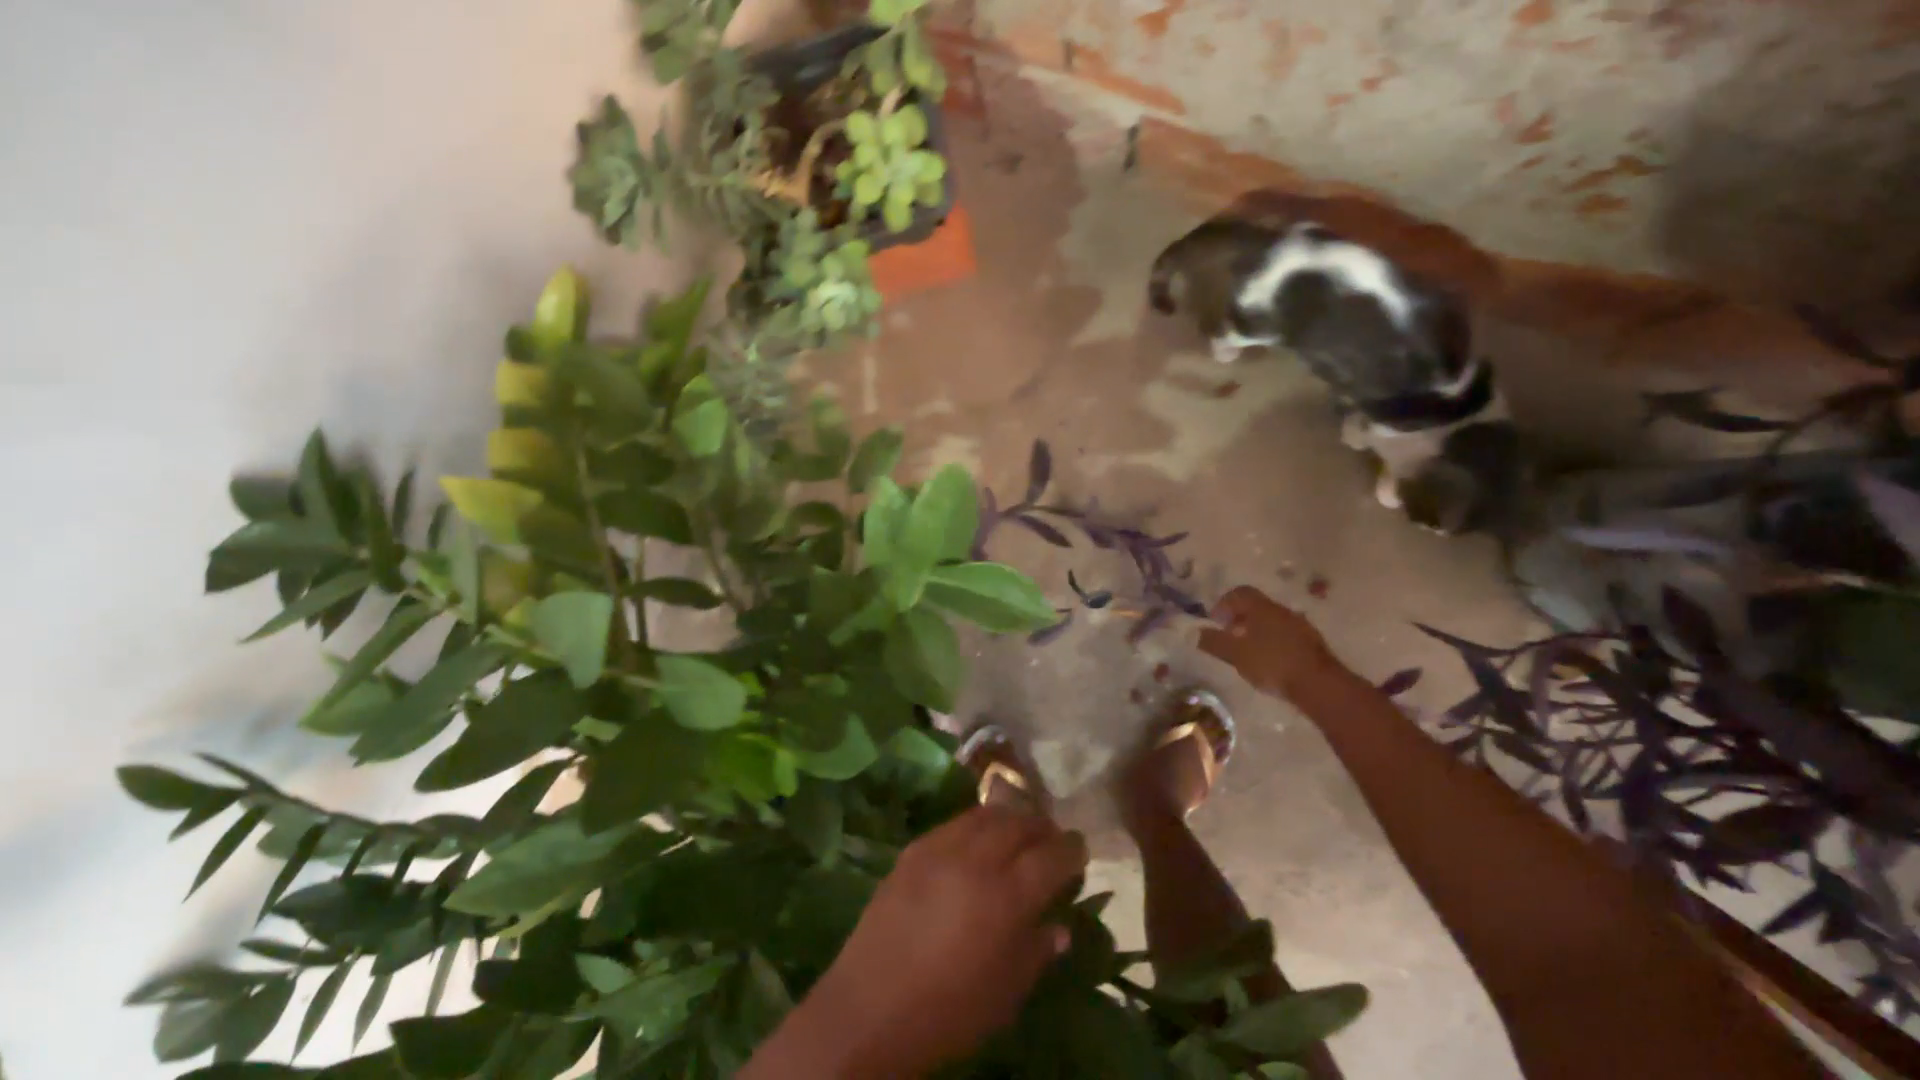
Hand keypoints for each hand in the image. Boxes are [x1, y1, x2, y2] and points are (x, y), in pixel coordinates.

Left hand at [747, 806, 1088, 1077]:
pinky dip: (973, 826)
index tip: (1081, 850)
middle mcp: (975, 861)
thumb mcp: (1007, 992)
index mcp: (1007, 896)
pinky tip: (975, 843)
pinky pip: (951, 826)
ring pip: (983, 815)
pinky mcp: (910, 854)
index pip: (1052, 856)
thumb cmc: (948, 1012)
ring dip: (1007, 818)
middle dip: (1041, 826)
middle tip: (1051, 838)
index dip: (1072, 850)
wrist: (869, 1011)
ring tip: (1016, 832)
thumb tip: (1060, 926)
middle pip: (1018, 823)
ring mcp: (938, 851)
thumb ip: (1037, 951)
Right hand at [1199, 586, 1342, 699]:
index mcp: (1262, 608)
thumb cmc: (1272, 663)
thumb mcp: (1236, 655)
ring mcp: (1299, 625)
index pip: (1239, 593)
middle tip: (1228, 638)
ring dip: (1256, 631)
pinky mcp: (1310, 642)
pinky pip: (1285, 634)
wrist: (1319, 684)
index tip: (1215, 622)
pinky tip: (1269, 662)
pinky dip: (1272, 641)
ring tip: (1247, 653)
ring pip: (1271, 621)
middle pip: (1255, 606)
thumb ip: (1214, 642)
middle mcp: (1282, 610)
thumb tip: (1193, 632)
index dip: (1223, 604)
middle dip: (1238, 619)